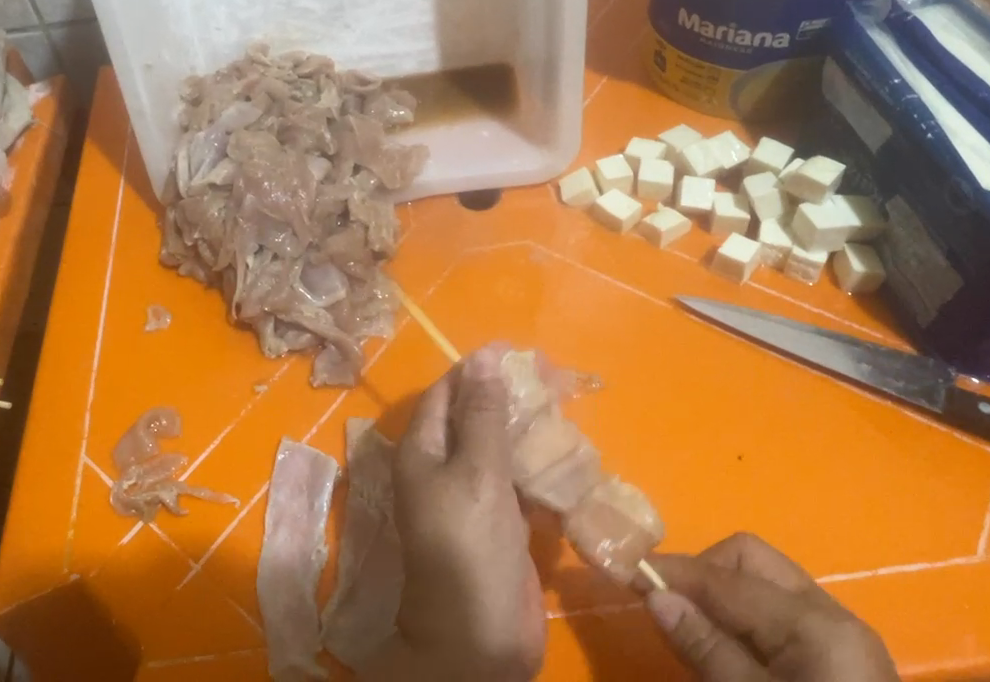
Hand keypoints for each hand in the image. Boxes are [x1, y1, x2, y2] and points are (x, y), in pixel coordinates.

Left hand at [362, 346, 544, 681]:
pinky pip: (517, 479)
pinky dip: (538, 463)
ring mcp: (471, 496)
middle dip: (507, 393)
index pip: (447, 392)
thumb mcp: (477, 473)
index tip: (517, 349)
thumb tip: (483, 356)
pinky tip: (567, 452)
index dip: (477, 367)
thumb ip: (483, 416)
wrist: (480, 639)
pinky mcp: (499, 522)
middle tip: (551, 375)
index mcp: (422, 450)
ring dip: (527, 426)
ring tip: (564, 404)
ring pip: (498, 445)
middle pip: (474, 415)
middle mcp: (441, 467)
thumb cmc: (469, 547)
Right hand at [641, 533, 896, 681]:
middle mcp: (834, 614)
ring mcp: (844, 637)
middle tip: (666, 605)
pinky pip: (782, 614)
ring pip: (766, 582)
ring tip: (691, 632)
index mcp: (816, 624)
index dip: (672, 571)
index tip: (625, 571)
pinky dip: (747, 619)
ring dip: (722, 595)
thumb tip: (655, 594)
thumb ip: (707, 649)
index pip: (724, 577)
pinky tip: (727, 652)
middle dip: (702, 572)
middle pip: (749, 559)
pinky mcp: (845, 660)